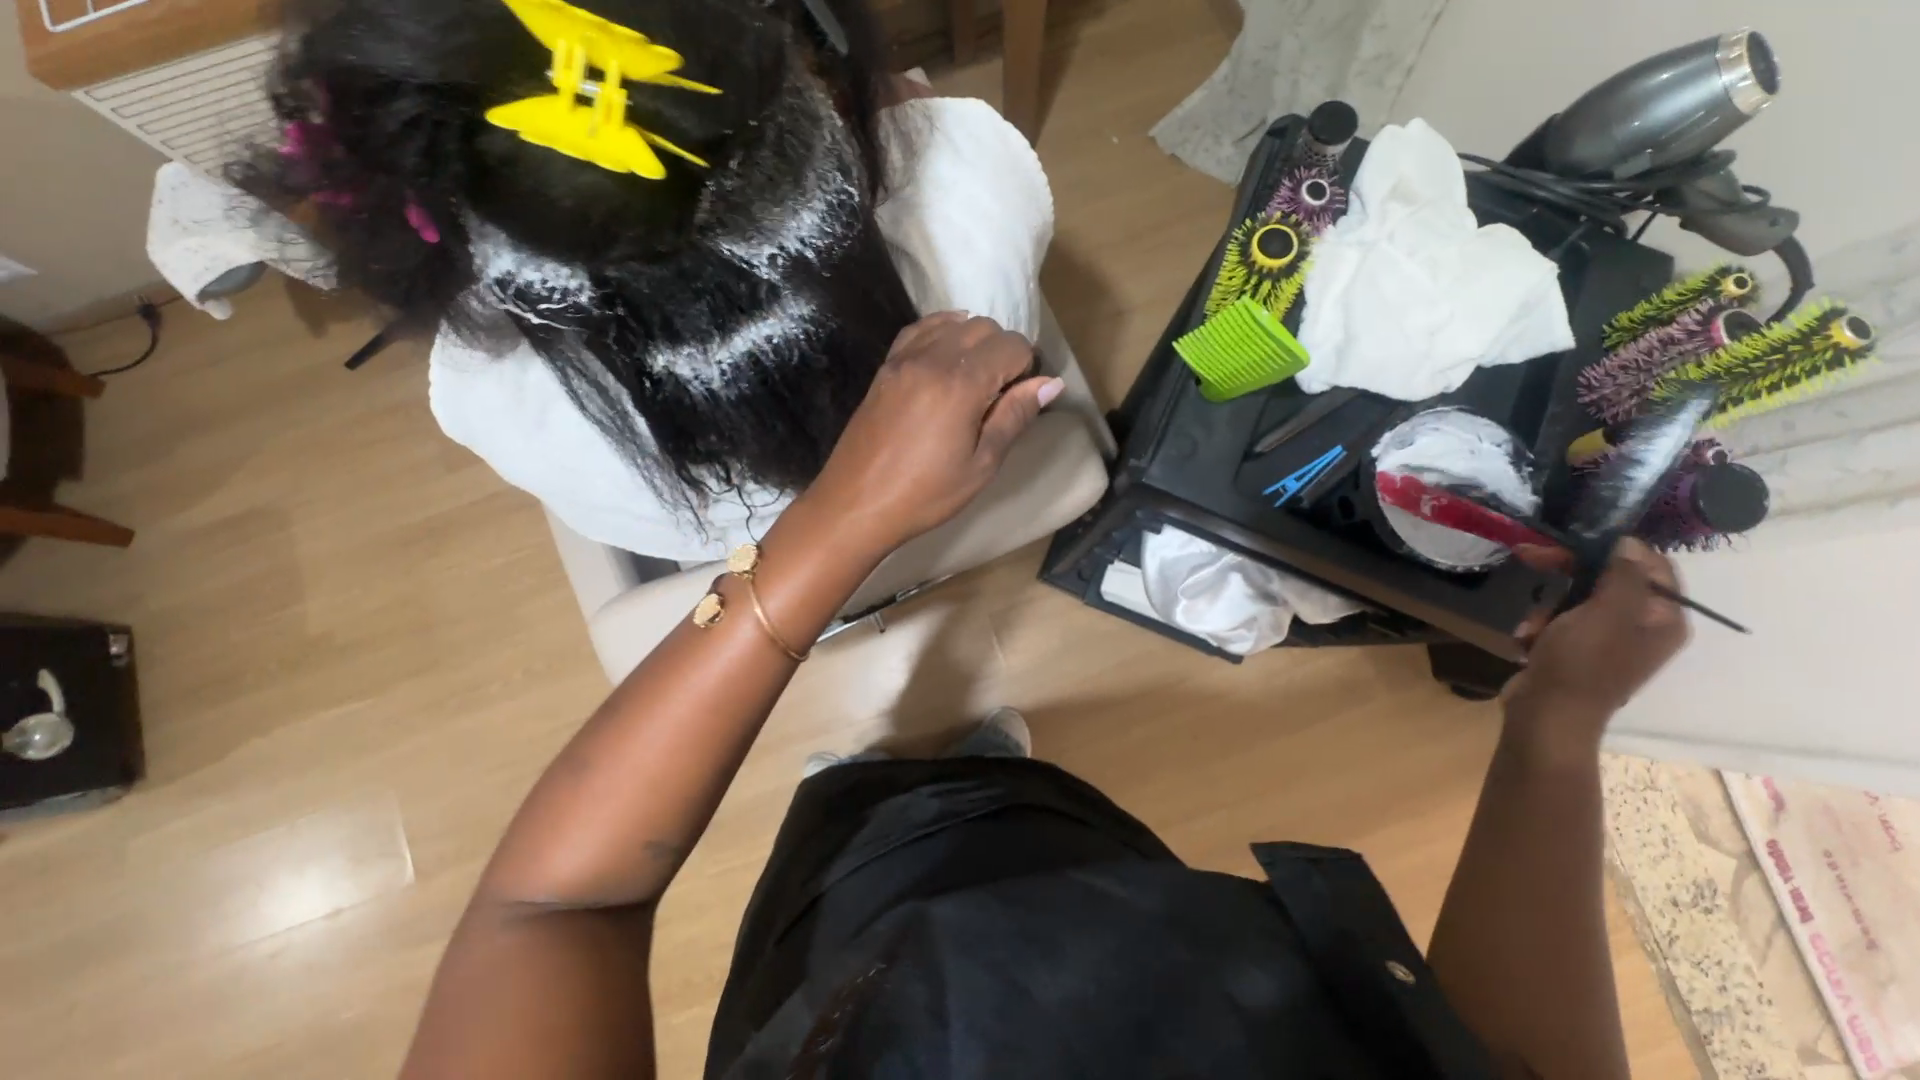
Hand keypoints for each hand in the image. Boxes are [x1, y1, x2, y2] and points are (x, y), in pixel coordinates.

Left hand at [799, 312, 1062, 555]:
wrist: (855, 504)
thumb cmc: (925, 494)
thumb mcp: (981, 464)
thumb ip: (1015, 416)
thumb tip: (1052, 383)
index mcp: (961, 383)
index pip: (1013, 345)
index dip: (1027, 368)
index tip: (1020, 399)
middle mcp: (932, 357)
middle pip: (985, 327)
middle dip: (1003, 351)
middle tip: (1001, 393)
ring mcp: (904, 358)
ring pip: (954, 322)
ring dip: (974, 341)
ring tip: (975, 381)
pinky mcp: (886, 366)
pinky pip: (921, 329)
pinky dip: (942, 332)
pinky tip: (949, 355)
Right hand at [1505, 539, 1690, 743]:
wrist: (1546, 714)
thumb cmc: (1581, 662)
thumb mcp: (1606, 612)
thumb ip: (1624, 574)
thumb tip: (1629, 542)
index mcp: (1664, 618)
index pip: (1652, 564)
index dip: (1615, 548)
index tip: (1575, 540)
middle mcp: (1644, 627)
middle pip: (1610, 579)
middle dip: (1568, 574)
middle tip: (1529, 556)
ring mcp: (1610, 640)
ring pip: (1578, 599)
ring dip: (1548, 606)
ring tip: (1533, 625)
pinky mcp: (1578, 651)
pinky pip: (1561, 622)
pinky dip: (1541, 625)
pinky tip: (1529, 638)